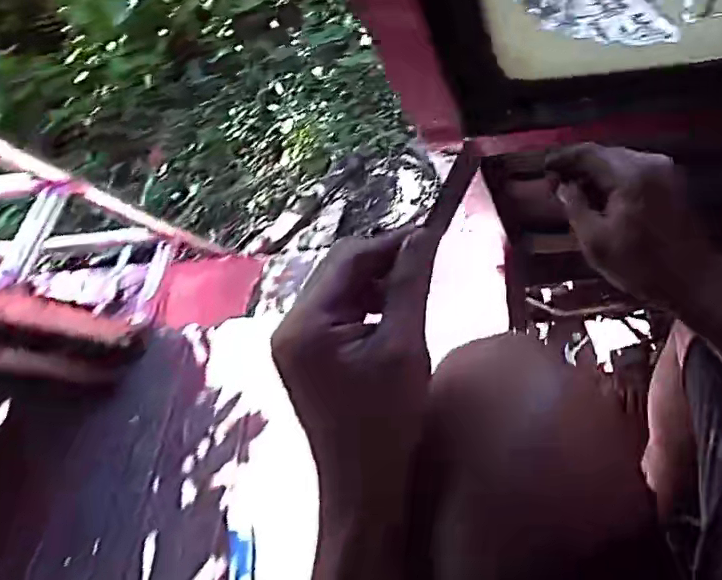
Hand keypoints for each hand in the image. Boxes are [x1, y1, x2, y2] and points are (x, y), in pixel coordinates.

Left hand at [272, 219, 445, 531]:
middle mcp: (291, 326)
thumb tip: (422, 233)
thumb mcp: (404, 344)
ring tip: (415, 281)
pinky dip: (369, 300)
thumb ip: (410, 282)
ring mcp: (296, 342)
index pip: (348, 257)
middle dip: (383, 258)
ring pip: (342, 286)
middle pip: (340, 268)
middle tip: (427, 253)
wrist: (366, 491)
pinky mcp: (309, 354)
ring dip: (378, 279)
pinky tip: (395, 307)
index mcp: (305, 325)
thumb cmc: (387, 421)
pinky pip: (341, 309)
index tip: (431, 231)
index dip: (391, 240)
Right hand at [546, 144, 721, 311]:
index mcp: (630, 174)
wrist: (697, 282)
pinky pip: (635, 170)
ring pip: (620, 161)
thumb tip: (563, 185)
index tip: (544, 169)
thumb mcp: (597, 242)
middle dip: (579, 166)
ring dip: (597, 172)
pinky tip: (603, 196)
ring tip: (577, 191)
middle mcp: (649, 162)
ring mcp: (664, 169)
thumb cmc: (643, 267)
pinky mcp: (673, 181)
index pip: (587, 152)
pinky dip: (616, 178)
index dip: (562, 158)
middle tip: (557, 183)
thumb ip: (575, 207)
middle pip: (604, 153)